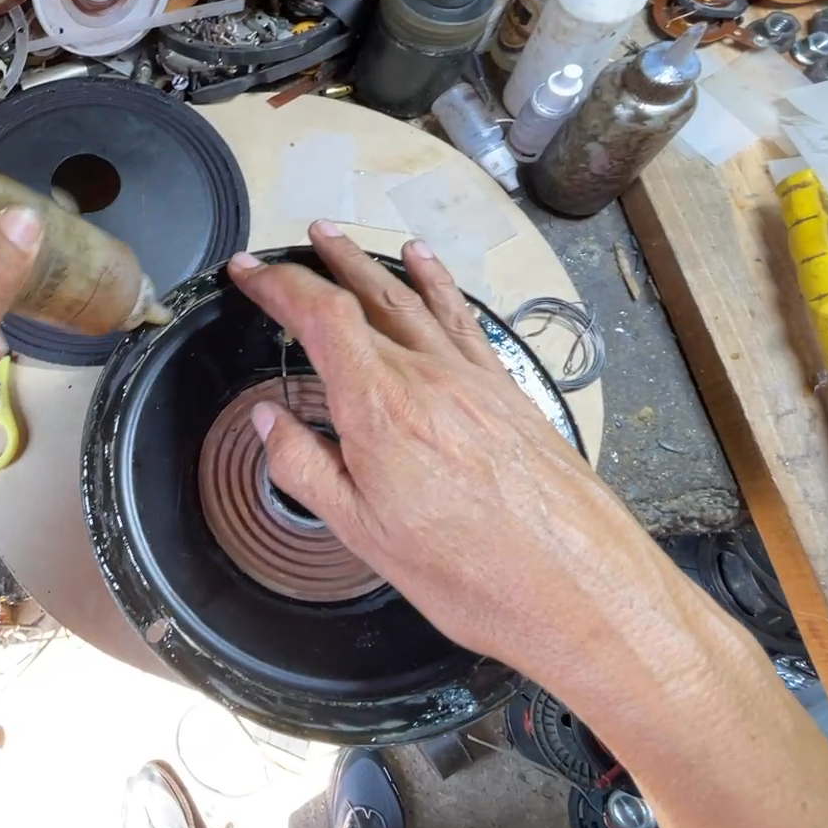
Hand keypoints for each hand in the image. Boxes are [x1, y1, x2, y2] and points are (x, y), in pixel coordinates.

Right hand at [228, 221, 661, 670]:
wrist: (582, 592)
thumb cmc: (466, 570)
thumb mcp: (360, 530)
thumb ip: (303, 466)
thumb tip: (268, 418)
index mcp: (379, 406)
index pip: (319, 316)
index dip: (276, 284)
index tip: (245, 271)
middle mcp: (424, 374)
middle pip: (360, 296)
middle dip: (310, 268)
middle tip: (275, 254)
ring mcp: (468, 374)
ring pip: (406, 298)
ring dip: (362, 262)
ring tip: (331, 235)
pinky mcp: (501, 386)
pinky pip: (459, 316)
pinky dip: (434, 279)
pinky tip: (421, 257)